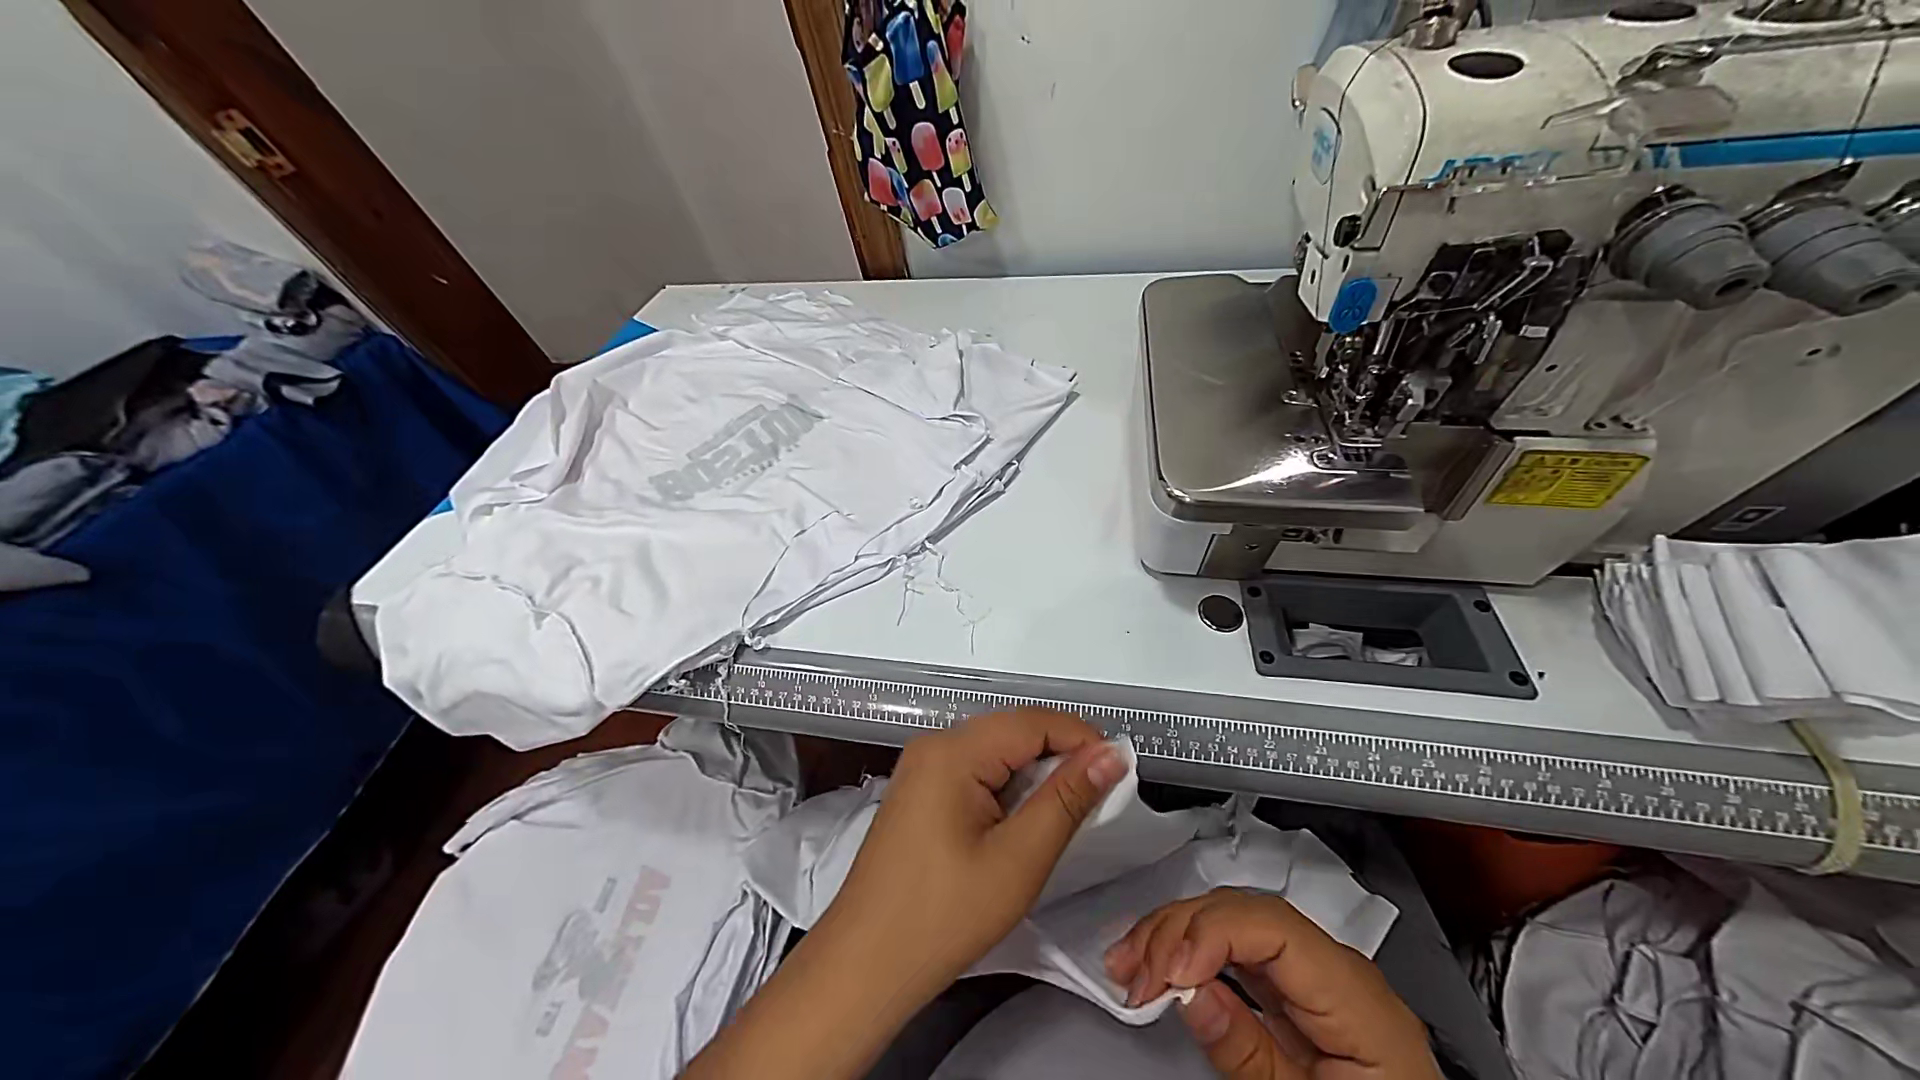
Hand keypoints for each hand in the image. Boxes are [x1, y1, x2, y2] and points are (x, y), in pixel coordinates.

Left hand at [686, 709, 1125, 1079]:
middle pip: (1013, 730)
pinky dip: (1007, 787)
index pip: (1033, 721)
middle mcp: (934, 745)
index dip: (1081, 740)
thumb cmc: (943, 915)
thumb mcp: (1019, 858)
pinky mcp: (920, 790)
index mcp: (953, 750)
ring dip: (1035, 774)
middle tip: (1097, 798)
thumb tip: (1110, 754)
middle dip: (1060, 755)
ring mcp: (922, 767)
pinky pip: (975, 770)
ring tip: (1064, 814)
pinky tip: (1022, 820)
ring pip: (996, 750)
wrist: (866, 964)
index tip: (1119, 773)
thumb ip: (1067, 798)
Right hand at [1104, 889, 1438, 1079]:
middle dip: (1177, 932)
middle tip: (1134, 976)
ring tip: (1128, 965)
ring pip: (1229, 918)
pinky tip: (1156, 961)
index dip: (1211, 933)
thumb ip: (1252, 1056)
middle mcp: (1336, 969)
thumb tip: (1189, 994)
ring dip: (1170, 934)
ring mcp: (1312, 971)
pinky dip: (1187, 948)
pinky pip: (1231, 945)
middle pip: (1243, 912)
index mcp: (1357, 999)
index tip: (1169, 972)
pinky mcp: (1291, 983)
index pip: (1273, 926)